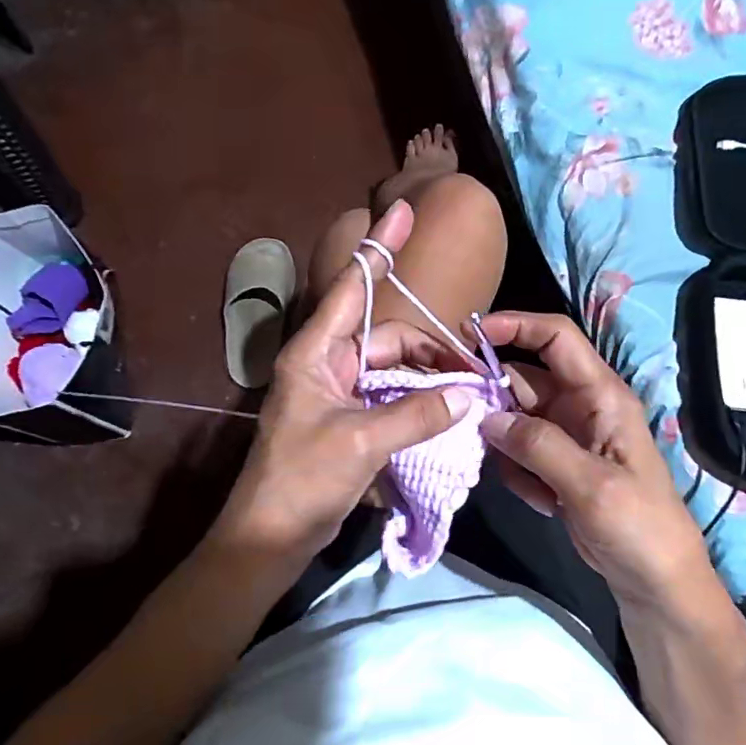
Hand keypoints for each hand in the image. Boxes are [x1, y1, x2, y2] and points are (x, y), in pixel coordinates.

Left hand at [212, 200, 476, 563]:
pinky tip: (445, 412)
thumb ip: (416, 414)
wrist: (270, 536)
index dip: (379, 248)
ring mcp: (336, 394)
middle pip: (386, 336)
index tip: (403, 209)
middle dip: (429, 350)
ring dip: (426, 380)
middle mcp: (325, 364)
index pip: (352, 288)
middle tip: (475, 374)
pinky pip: (388, 398)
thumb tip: (467, 393)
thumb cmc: (303, 480)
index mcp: (314, 354)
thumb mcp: (361, 442)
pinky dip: (415, 402)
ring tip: (468, 395)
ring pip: (391, 369)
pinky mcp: (346, 421)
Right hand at [475, 312, 719, 610]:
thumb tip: (488, 417)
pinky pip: (516, 450)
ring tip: (529, 486)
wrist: (656, 580)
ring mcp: (565, 434)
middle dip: (495, 400)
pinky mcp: (553, 462)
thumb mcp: (591, 485)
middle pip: (522, 379)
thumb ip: (539, 445)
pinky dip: (516, 472)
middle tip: (472, 428)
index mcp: (601, 396)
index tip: (470, 334)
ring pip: (512, 417)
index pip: (557, 338)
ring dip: (506, 447)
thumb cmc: (638, 526)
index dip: (516, 326)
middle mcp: (580, 406)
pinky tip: (542, 501)